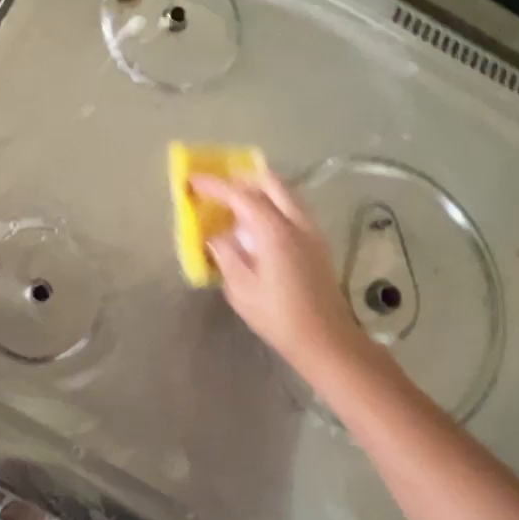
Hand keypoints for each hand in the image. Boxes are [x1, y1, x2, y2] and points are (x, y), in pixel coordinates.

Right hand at [190, 168, 369, 370]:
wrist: (326, 340)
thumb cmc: (279, 317)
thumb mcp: (241, 289)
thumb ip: (227, 255)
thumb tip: (217, 237)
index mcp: (274, 231)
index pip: (241, 195)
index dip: (215, 185)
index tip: (192, 181)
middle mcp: (297, 222)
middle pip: (270, 182)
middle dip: (242, 179)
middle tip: (219, 190)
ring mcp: (312, 230)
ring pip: (286, 193)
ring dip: (260, 191)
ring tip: (236, 208)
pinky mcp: (318, 242)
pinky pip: (293, 208)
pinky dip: (273, 205)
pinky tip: (259, 227)